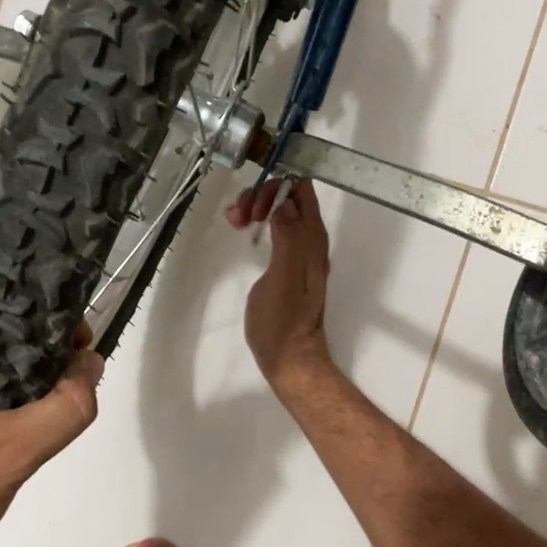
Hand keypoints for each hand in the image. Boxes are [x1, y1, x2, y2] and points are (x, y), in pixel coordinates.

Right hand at [227, 178, 332, 382]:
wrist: (291, 359)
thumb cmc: (282, 323)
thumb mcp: (282, 279)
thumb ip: (287, 238)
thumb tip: (283, 202)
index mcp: (312, 239)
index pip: (301, 189)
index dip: (274, 187)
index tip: (251, 208)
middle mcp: (311, 241)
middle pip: (289, 197)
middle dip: (261, 196)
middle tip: (237, 217)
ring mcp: (301, 253)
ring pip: (281, 212)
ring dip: (257, 208)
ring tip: (234, 223)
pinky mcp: (290, 265)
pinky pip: (278, 230)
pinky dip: (260, 223)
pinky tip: (244, 232)